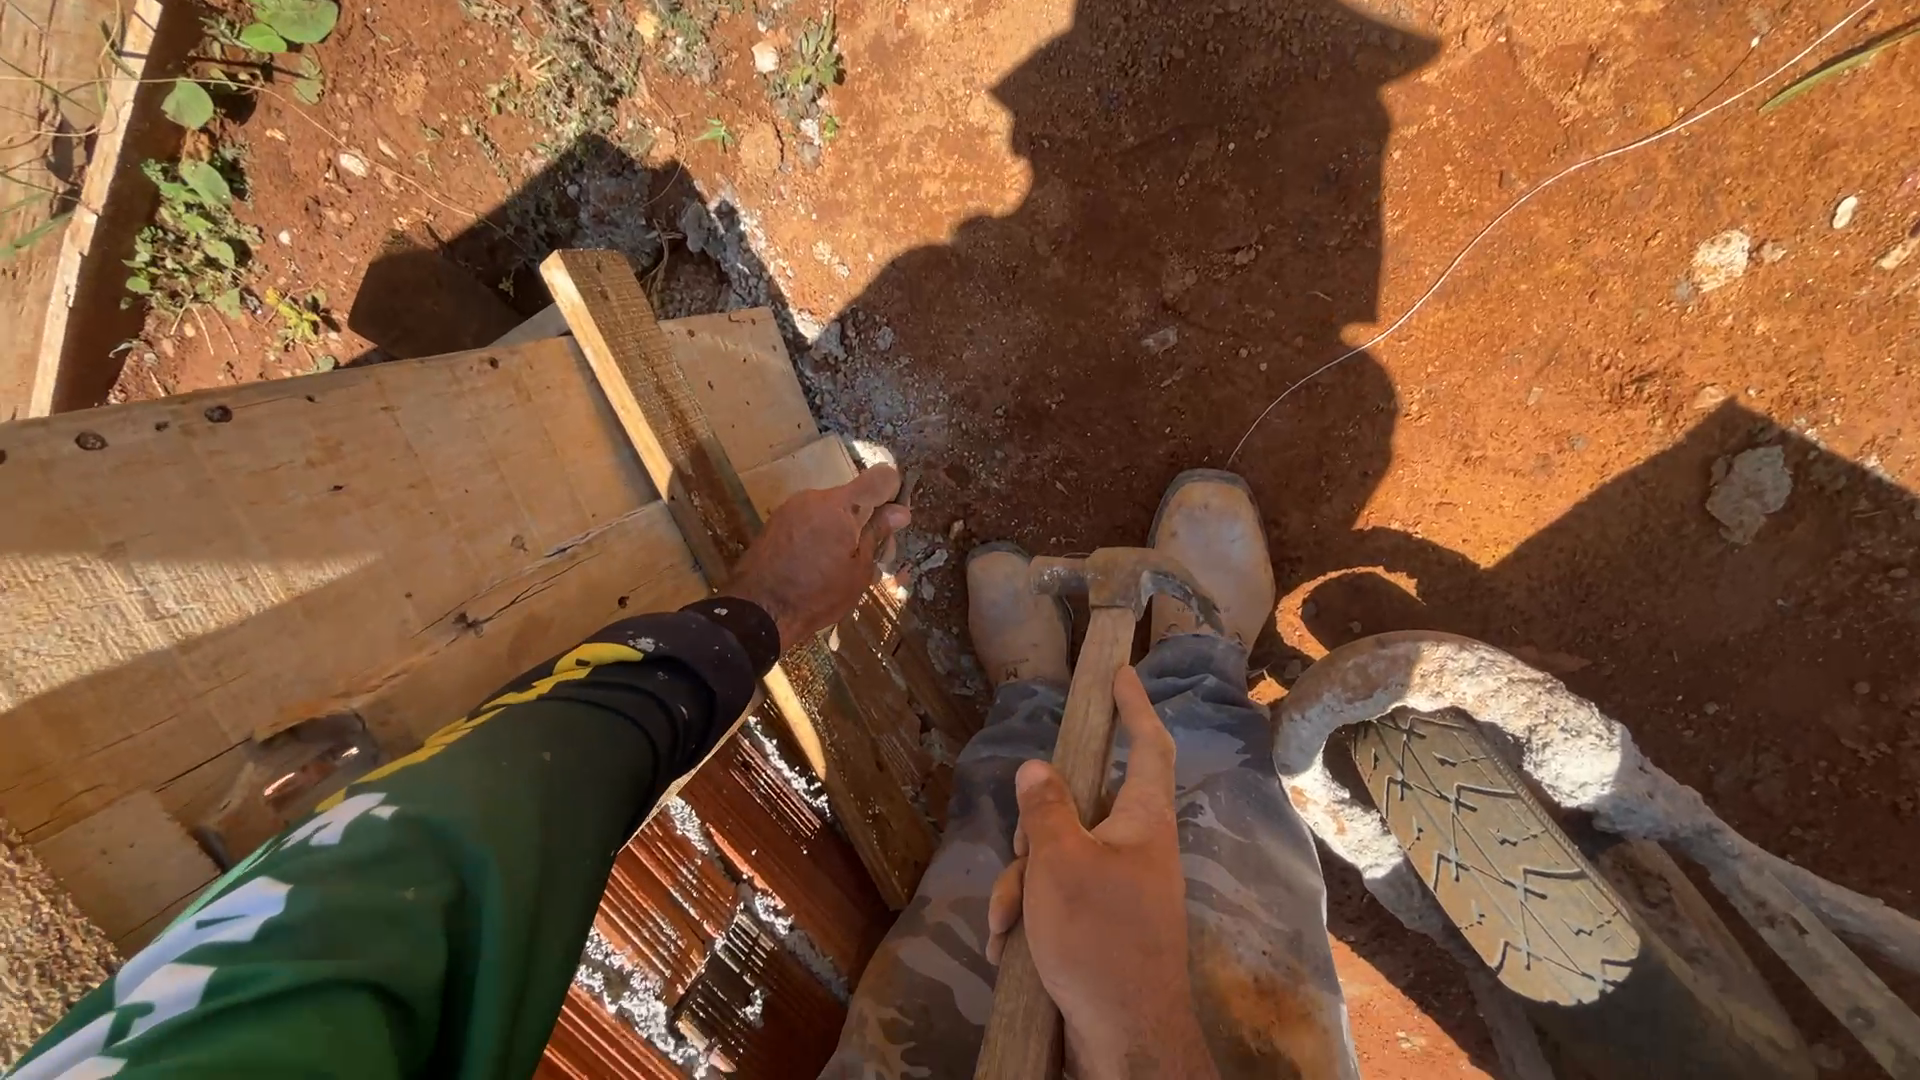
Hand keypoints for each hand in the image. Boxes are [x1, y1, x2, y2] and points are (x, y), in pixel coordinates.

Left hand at [726, 464, 910, 646]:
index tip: (893, 523)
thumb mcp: (858, 571)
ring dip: (845, 530)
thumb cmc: (817, 596)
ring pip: (833, 510)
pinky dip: (823, 535)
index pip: (881, 477)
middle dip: (869, 521)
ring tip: (843, 568)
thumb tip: (900, 512)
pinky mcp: (777, 522)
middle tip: (873, 559)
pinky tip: (819, 567)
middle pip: (856, 497)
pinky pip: (811, 519)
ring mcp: (793, 507)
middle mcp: (816, 497)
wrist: (757, 611)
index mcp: (842, 505)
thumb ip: (877, 535)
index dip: (894, 494)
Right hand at [985, 666, 1218, 1079]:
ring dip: (1023, 884)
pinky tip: (1010, 947)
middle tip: (1024, 858)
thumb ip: (1046, 809)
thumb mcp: (1060, 864)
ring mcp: (1117, 886)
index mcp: (1142, 821)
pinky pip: (1055, 895)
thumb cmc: (1101, 940)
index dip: (1135, 706)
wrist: (1126, 1045)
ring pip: (1056, 854)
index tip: (1121, 673)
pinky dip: (1030, 913)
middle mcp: (1134, 846)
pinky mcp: (1099, 921)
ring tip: (1010, 926)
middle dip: (1035, 829)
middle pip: (1077, 805)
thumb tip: (1038, 767)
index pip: (1147, 745)